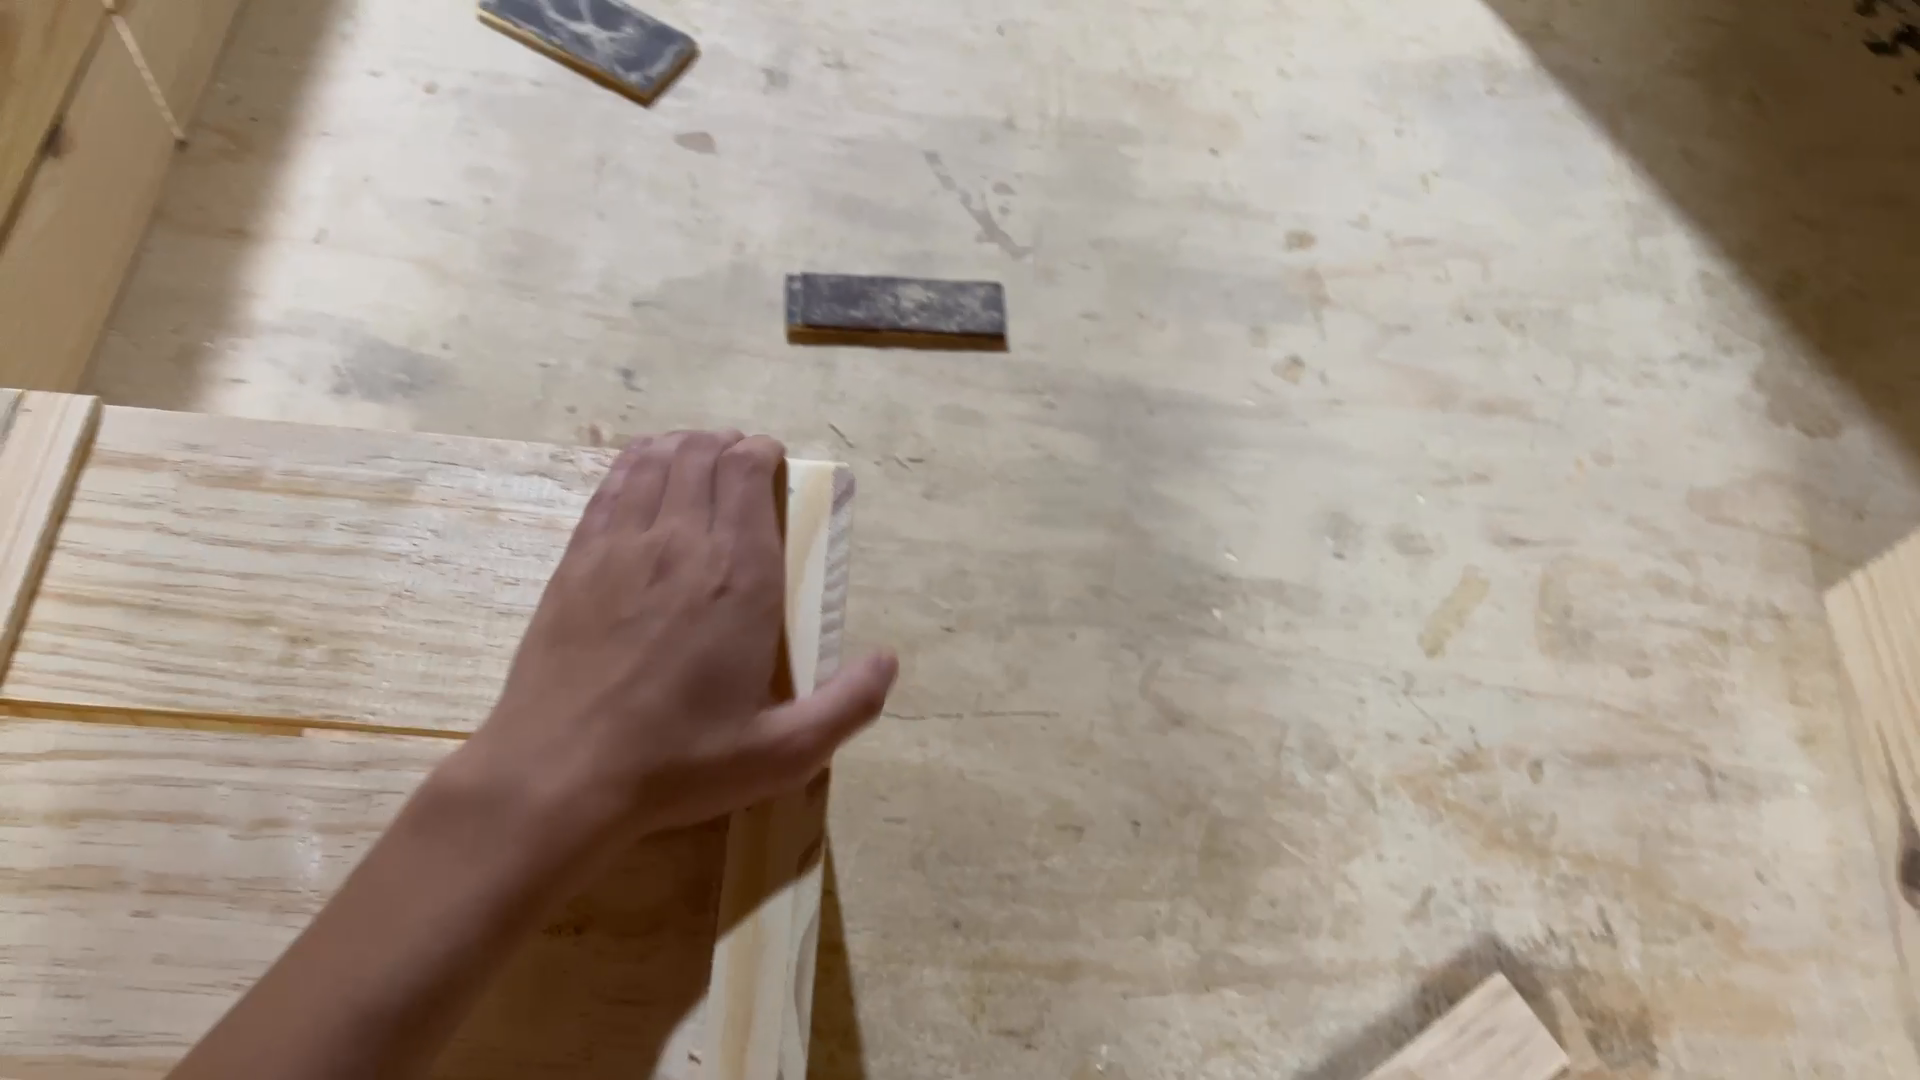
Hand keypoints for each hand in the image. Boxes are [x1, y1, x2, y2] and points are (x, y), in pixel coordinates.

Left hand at [456, 430, 896, 859]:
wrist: (558, 776)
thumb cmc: (679, 762)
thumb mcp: (784, 752)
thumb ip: (849, 704)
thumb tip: (888, 660)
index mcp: (740, 578)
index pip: (748, 473)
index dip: (764, 454)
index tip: (776, 466)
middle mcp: (681, 544)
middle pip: (703, 454)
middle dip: (730, 445)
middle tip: (745, 465)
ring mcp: (621, 547)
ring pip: (655, 460)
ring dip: (684, 447)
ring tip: (700, 459)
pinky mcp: (576, 562)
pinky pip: (611, 486)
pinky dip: (635, 464)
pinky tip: (644, 474)